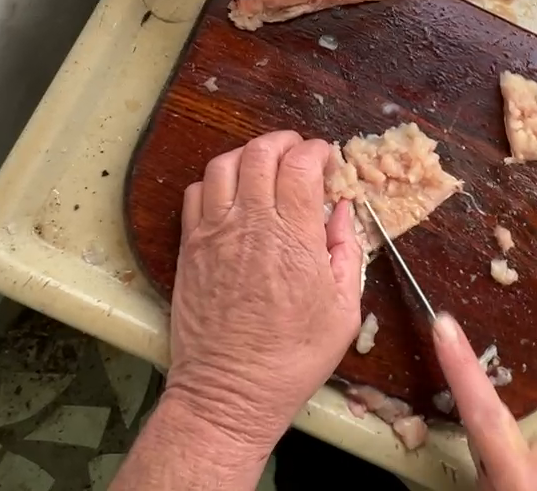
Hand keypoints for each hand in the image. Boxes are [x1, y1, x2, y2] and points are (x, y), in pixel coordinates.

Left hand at [166, 130, 364, 454]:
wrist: (228, 394)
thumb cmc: (292, 358)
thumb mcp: (343, 311)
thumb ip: (346, 250)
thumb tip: (341, 209)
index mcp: (294, 237)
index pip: (300, 165)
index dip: (316, 150)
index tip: (326, 157)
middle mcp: (251, 224)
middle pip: (260, 153)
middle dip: (283, 141)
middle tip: (297, 151)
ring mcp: (215, 232)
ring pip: (224, 164)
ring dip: (247, 154)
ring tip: (264, 164)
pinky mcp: (189, 246)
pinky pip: (196, 193)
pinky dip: (215, 181)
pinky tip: (230, 194)